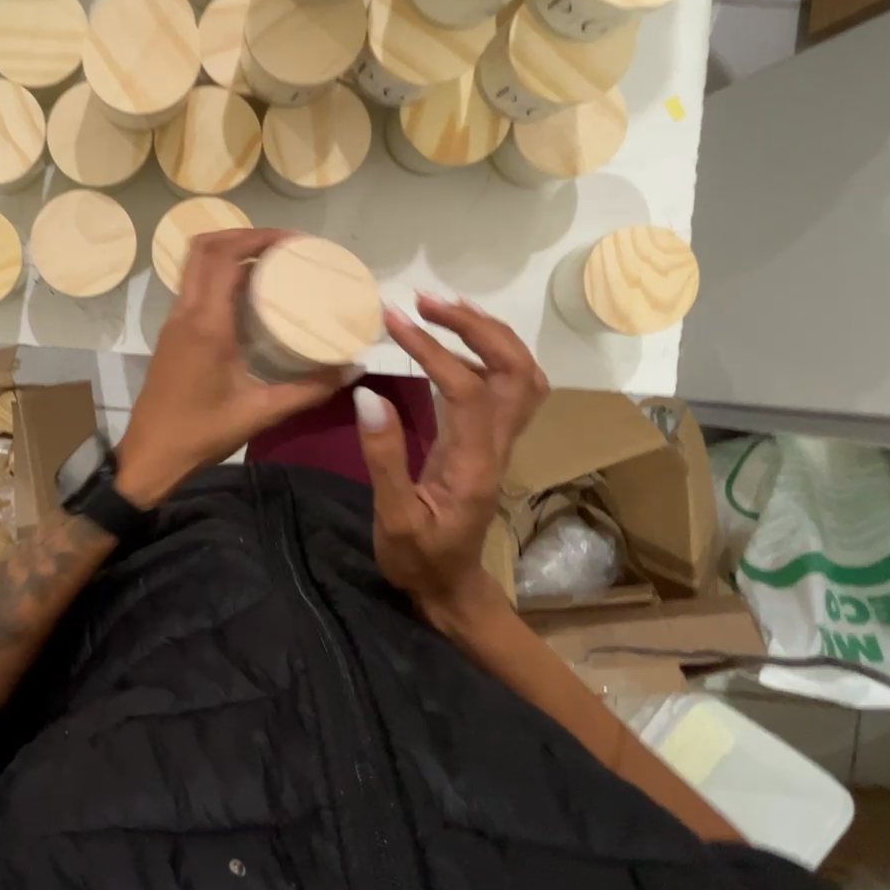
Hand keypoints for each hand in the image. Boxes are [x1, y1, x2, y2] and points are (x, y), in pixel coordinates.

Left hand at [116, 229, 353, 507]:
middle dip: (245, 236)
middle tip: (286, 248)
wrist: (150, 456)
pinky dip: (219, 277)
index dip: (259, 238)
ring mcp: (174, 323)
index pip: (224, 256)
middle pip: (204, 249)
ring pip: (195, 267)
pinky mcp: (172, 335)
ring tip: (273, 264)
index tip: (296, 243)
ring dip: (230, 254)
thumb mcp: (260, 412)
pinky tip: (250, 297)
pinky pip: (194, 289)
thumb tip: (353, 369)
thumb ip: (309, 390)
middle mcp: (185, 314)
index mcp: (206, 324)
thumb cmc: (201, 433)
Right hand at [353, 295, 548, 628]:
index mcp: (473, 462)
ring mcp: (499, 443)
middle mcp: (497, 446)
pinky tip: (455, 342)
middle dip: (475, 327)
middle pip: (513, 369)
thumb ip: (384, 458)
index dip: (431, 350)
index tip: (393, 323)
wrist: (449, 587)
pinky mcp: (490, 442)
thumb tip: (367, 395)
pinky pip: (509, 386)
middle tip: (427, 302)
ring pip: (521, 374)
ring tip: (444, 309)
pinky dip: (489, 353)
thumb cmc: (417, 558)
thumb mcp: (393, 516)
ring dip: (489, 334)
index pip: (466, 388)